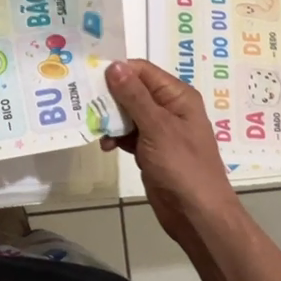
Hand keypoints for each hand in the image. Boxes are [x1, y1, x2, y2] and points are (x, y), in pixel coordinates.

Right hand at [99, 59, 241, 250]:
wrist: (197, 215)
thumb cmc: (182, 166)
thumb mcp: (157, 127)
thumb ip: (134, 96)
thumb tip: (114, 65)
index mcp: (177, 96)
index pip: (142, 71)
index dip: (117, 71)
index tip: (89, 76)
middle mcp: (169, 108)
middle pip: (132, 90)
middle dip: (109, 96)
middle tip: (83, 101)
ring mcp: (160, 130)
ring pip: (128, 113)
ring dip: (110, 118)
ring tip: (93, 127)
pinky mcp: (150, 149)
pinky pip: (128, 134)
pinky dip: (116, 137)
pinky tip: (105, 146)